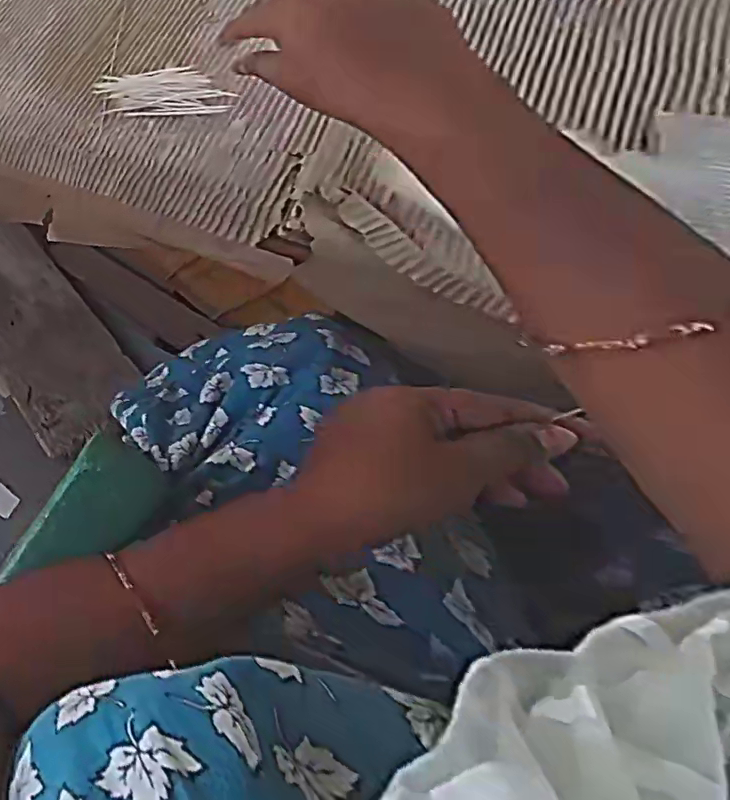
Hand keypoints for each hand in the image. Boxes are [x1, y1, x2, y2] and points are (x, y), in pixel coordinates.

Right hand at [220, 0, 515, 145]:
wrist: (418, 89)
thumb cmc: (351, 86)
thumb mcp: (291, 80)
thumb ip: (263, 64)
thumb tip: (247, 62)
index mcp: (293, 10)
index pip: (250, 17)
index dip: (234, 31)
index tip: (227, 39)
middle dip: (269, 8)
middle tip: (259, 26)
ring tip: (308, 12)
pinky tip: (355, 15)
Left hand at [290, 386, 585, 554]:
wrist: (322, 516)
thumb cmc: (395, 487)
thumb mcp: (463, 468)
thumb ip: (510, 448)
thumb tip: (555, 432)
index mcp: (405, 397)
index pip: (484, 403)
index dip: (539, 422)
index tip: (590, 440)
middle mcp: (381, 403)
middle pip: (462, 423)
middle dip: (513, 454)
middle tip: (557, 487)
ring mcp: (364, 427)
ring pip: (441, 443)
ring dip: (486, 468)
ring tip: (525, 499)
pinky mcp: (356, 452)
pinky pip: (415, 455)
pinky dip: (450, 473)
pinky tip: (481, 498)